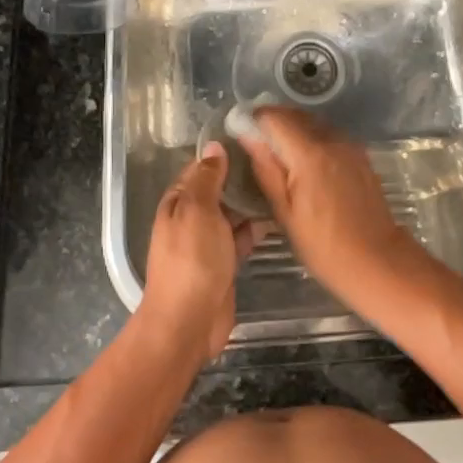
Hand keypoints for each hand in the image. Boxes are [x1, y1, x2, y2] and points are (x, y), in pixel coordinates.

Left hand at [139, 141, 268, 358]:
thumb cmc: (191, 260)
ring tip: (283, 186)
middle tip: (278, 163)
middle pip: (219, 190)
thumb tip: (213, 146)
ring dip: (252, 204)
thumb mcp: (197, 210)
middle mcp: (191, 218)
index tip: (255, 140)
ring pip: (233, 214)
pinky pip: (241, 238)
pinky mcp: (224, 263)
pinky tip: (277, 220)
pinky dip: (255, 229)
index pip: (202, 168)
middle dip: (242, 179)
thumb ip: (207, 179)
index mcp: (179, 201)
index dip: (224, 155)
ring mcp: (208, 242)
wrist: (188, 322)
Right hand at [238, 107, 421, 307]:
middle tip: (256, 145)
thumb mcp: (285, 212)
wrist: (377, 260)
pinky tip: (305, 165)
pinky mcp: (360, 155)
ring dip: (293, 130)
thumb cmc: (324, 245)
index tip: (242, 133)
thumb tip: (247, 136)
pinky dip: (312, 139)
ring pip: (313, 123)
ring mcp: (350, 146)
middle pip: (296, 115)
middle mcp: (332, 140)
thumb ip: (266, 168)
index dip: (255, 121)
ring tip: (279, 156)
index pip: (275, 117)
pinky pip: (329, 135)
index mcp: (309, 153)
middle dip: (273, 123)